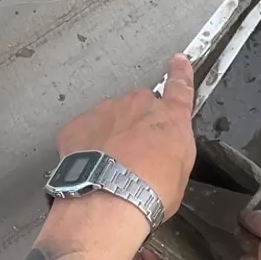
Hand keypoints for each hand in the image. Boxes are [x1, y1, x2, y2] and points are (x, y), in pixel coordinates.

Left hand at [56, 54, 196, 215]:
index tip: (179, 61)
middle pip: (140, 106)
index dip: (180, 73)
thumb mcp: (181, 174)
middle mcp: (139, 106)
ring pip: (111, 118)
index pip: (179, 87)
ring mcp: (107, 112)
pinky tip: (93, 168)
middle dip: (138, 124)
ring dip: (112, 136)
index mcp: (170, 118)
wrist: (111, 198)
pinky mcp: (79, 125)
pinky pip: (85, 131)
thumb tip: (167, 150)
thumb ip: (175, 150)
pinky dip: (88, 146)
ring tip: (113, 168)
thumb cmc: (150, 191)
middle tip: (136, 155)